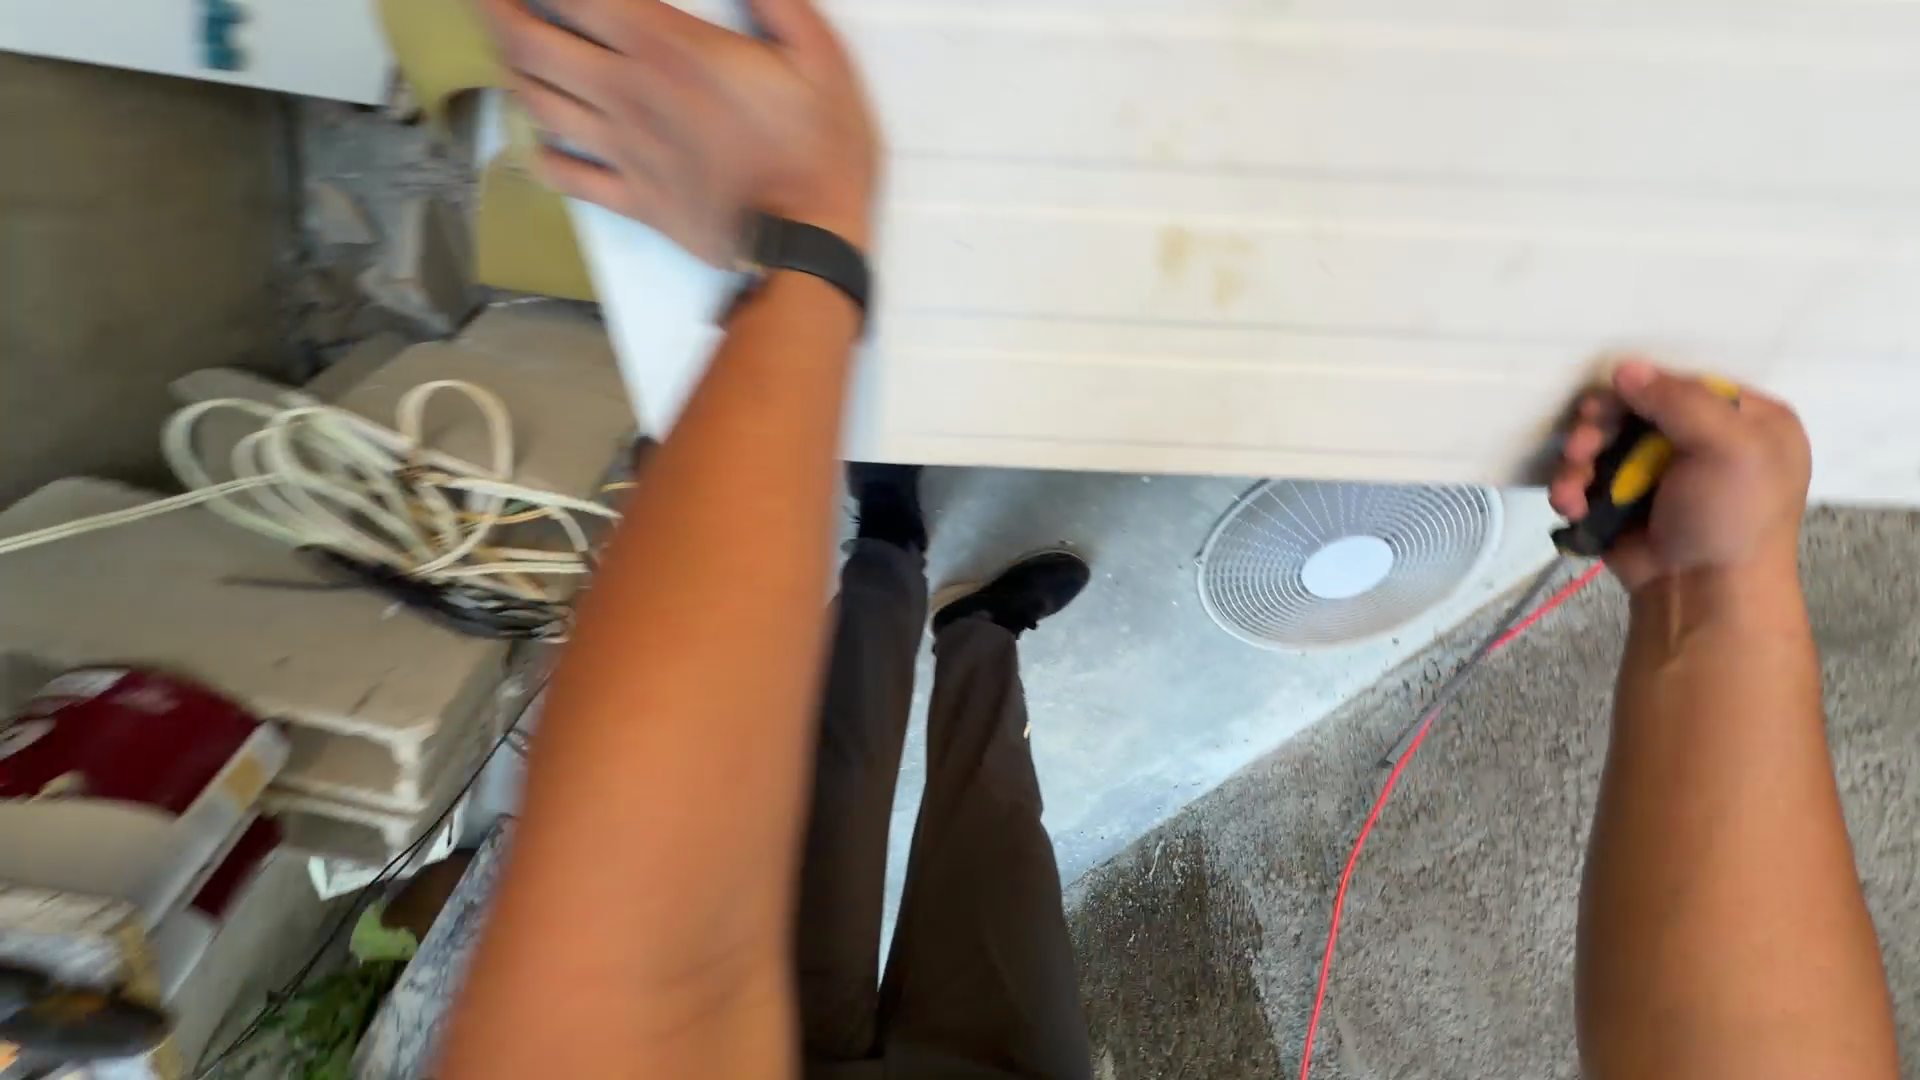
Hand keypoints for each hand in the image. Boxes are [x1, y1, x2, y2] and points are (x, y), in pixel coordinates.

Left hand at [480, 0, 880, 264]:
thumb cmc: (819, 155)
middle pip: (528, 41)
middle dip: (496, 9)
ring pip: (537, 103)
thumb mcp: (819, 57)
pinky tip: (542, 144)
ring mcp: (627, 154)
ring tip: (511, 55)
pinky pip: (568, 178)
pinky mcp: (638, 203)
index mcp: (666, 48)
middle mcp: (629, 95)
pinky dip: (543, 157)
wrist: (810, 248)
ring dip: (513, 72)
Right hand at [1550, 360, 1811, 593]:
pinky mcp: (1615, 498)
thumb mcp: (1729, 449)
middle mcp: (1696, 439)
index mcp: (1742, 419)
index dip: (1640, 392)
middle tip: (1582, 449)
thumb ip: (1680, 402)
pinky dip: (1568, 490)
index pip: (1680, 384)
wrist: (1699, 589)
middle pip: (1627, 412)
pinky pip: (1580, 478)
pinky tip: (1569, 507)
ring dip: (1574, 465)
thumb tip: (1624, 367)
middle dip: (1596, 431)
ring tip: (1572, 491)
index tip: (1612, 406)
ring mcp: (1651, 470)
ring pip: (1595, 445)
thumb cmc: (1730, 516)